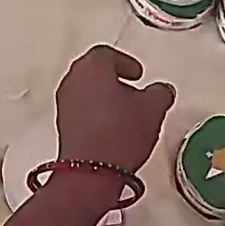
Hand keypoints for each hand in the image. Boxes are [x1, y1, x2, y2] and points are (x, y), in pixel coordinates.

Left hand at [55, 44, 175, 170]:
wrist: (92, 171)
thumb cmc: (122, 132)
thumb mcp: (153, 109)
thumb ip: (160, 93)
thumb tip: (162, 90)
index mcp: (92, 67)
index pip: (107, 54)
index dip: (126, 62)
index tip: (139, 74)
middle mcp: (72, 81)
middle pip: (93, 72)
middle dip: (114, 80)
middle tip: (133, 91)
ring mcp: (64, 105)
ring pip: (86, 92)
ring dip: (105, 98)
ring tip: (126, 114)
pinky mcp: (63, 127)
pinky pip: (81, 111)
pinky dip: (96, 114)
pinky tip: (113, 130)